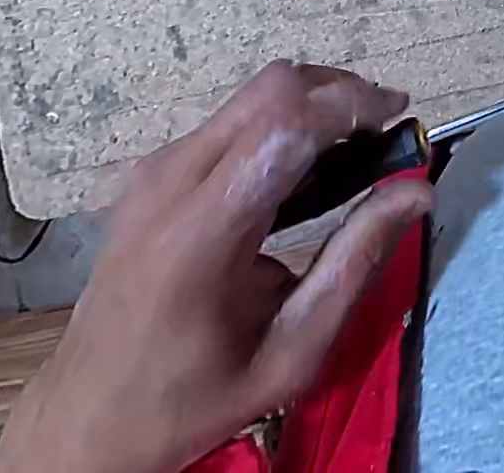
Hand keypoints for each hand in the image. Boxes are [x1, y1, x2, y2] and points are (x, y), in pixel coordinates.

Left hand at [0, 61, 432, 472]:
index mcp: (199, 235)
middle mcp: (171, 179)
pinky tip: (311, 159)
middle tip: (386, 127)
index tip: (400, 114)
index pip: (284, 127)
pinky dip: (290, 116)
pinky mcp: (159, 163)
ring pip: (258, 91)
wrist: (84, 415)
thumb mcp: (292, 352)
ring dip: (318, 99)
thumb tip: (419, 189)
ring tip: (358, 140)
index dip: (350, 105)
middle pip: (273, 88)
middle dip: (342, 91)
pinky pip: (240, 113)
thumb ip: (357, 261)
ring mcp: (158, 165)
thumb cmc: (193, 398)